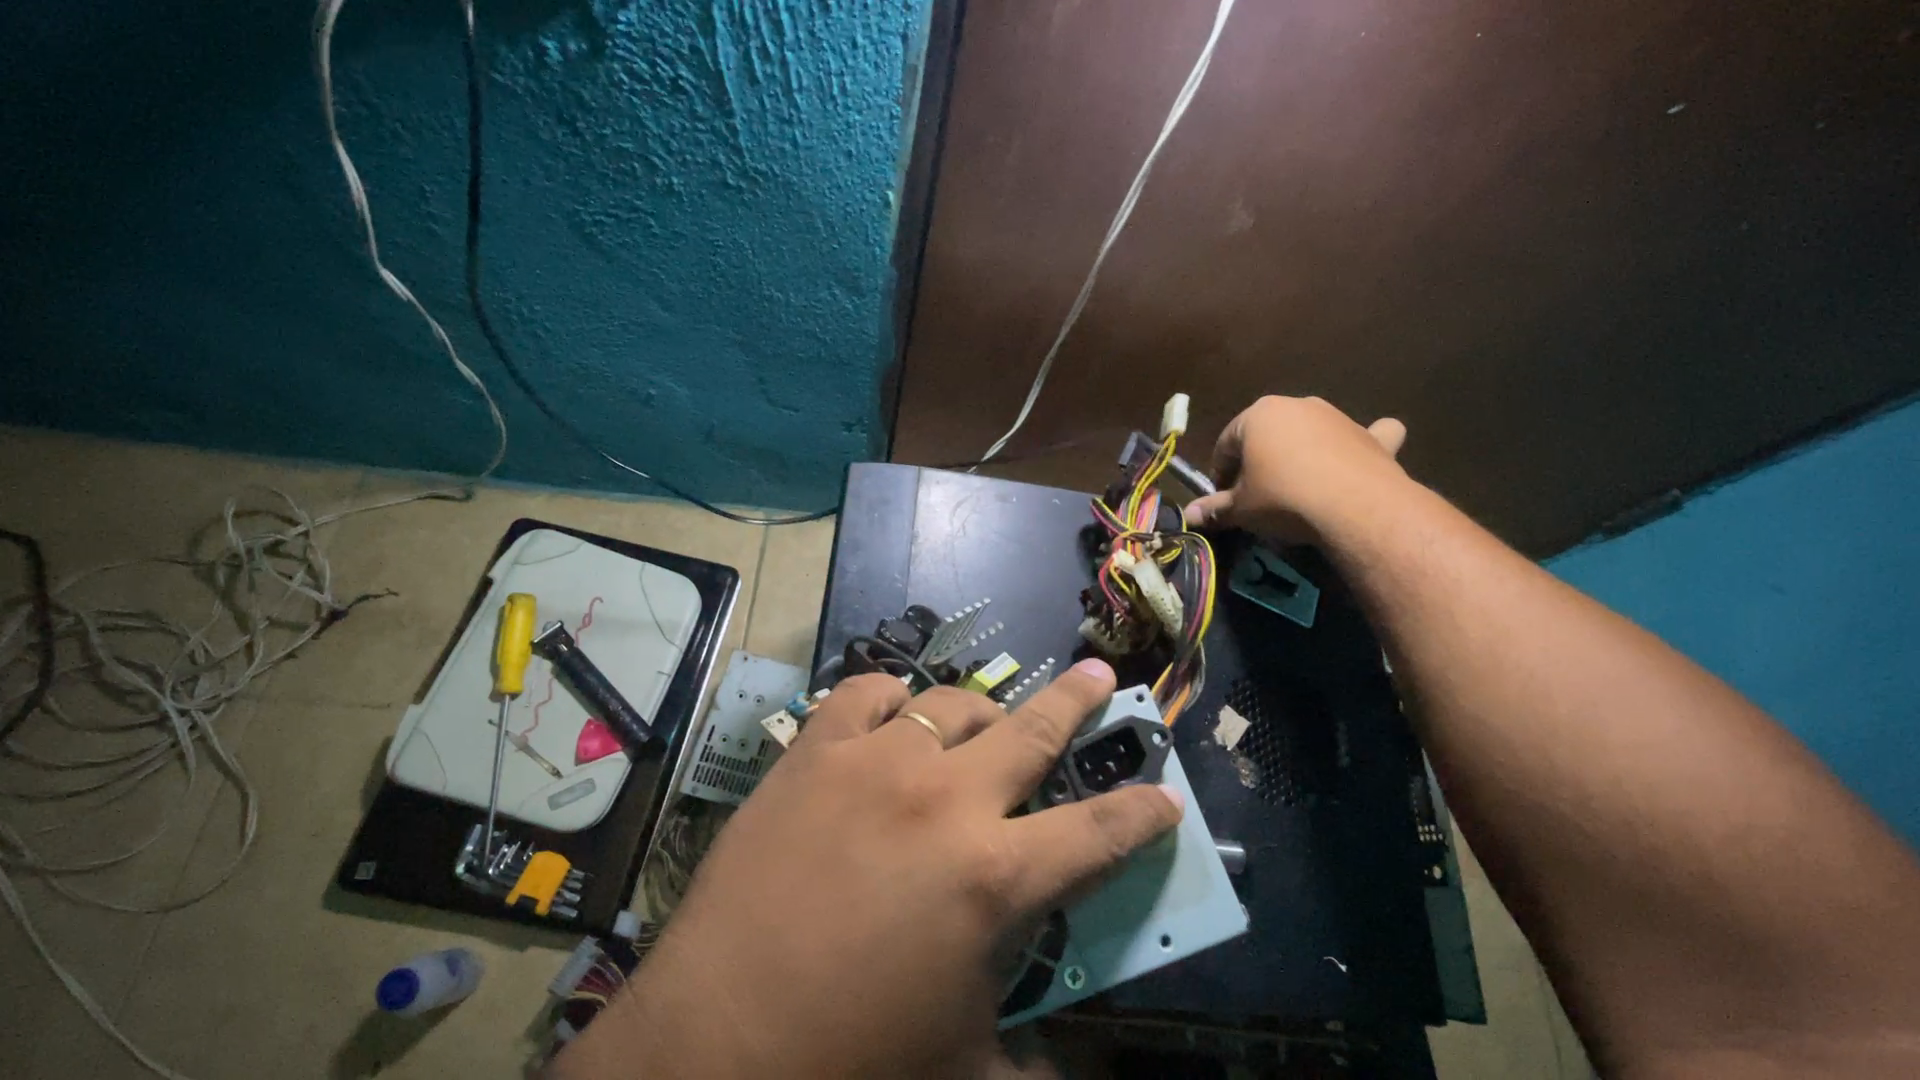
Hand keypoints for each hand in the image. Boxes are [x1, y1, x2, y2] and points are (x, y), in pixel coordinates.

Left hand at [553, 659, 1182, 1079]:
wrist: (714, 1041)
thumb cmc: (849, 1060)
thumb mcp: (963, 1064)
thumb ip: (1030, 1054)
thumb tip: (1071, 1074)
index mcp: (994, 877)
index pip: (1098, 833)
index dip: (1141, 813)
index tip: (1163, 797)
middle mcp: (944, 800)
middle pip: (1033, 730)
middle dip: (1076, 700)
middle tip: (1097, 673)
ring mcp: (874, 764)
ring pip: (950, 704)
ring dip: (978, 713)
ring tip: (982, 723)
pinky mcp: (812, 754)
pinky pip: (863, 693)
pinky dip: (888, 695)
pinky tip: (893, 710)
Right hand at [1182, 395, 1410, 542]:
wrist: (1354, 507)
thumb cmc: (1283, 499)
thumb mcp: (1241, 509)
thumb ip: (1215, 509)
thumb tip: (1190, 515)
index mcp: (1258, 415)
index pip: (1226, 444)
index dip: (1221, 473)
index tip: (1223, 498)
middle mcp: (1297, 405)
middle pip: (1268, 434)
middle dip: (1260, 460)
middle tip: (1258, 495)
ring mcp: (1337, 417)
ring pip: (1311, 432)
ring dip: (1302, 452)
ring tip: (1299, 488)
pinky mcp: (1370, 435)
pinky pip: (1364, 434)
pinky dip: (1360, 442)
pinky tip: (1362, 454)